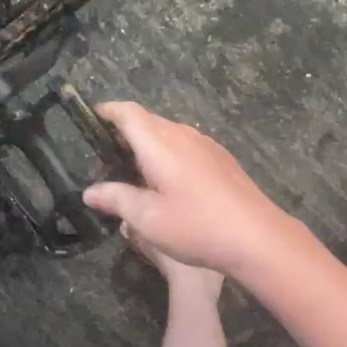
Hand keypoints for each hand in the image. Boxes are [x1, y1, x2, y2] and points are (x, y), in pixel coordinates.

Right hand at [82, 101, 297, 275]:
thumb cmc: (197, 225)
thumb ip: (117, 199)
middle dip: (123, 130)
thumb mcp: (148, 219)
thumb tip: (90, 191)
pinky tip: (167, 180)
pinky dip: (167, 152)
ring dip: (147, 143)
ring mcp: (204, 144)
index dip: (107, 111)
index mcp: (159, 143)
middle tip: (103, 155)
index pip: (128, 113)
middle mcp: (182, 134)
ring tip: (132, 170)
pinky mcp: (220, 158)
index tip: (91, 117)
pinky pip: (185, 144)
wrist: (257, 235)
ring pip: (167, 133)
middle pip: (147, 120)